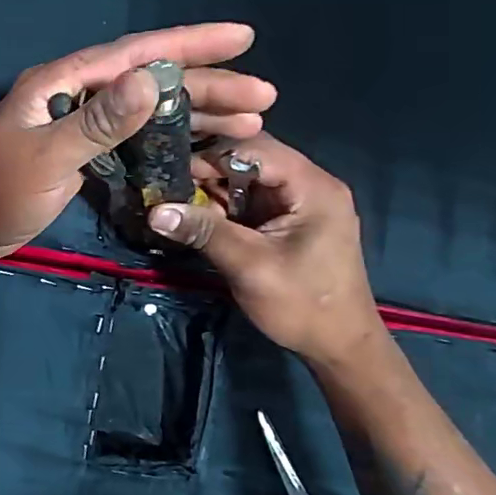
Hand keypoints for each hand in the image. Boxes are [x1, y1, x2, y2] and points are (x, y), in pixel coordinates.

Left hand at [0, 23, 275, 261]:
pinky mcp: (86, 152)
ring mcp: (82, 123)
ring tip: (250, 124)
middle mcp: (77, 93)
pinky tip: (203, 149)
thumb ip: (97, 123)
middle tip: (263, 96)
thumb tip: (150, 81)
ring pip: (151, 112)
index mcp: (63, 81)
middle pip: (153, 82)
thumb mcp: (47, 158)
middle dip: (209, 87)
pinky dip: (171, 143)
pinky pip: (138, 139)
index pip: (136, 53)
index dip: (192, 43)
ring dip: (198, 116)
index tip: (242, 37)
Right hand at [147, 134, 385, 363]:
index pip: (255, 148)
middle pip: (253, 160)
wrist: (340, 346)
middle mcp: (312, 185)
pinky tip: (202, 219)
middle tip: (169, 189)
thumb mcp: (249, 267)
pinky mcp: (294, 222)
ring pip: (252, 182)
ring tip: (178, 203)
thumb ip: (205, 232)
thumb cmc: (302, 305)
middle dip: (210, 173)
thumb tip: (155, 210)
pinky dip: (229, 209)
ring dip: (217, 192)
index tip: (171, 172)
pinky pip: (256, 203)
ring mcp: (304, 204)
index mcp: (312, 186)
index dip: (211, 156)